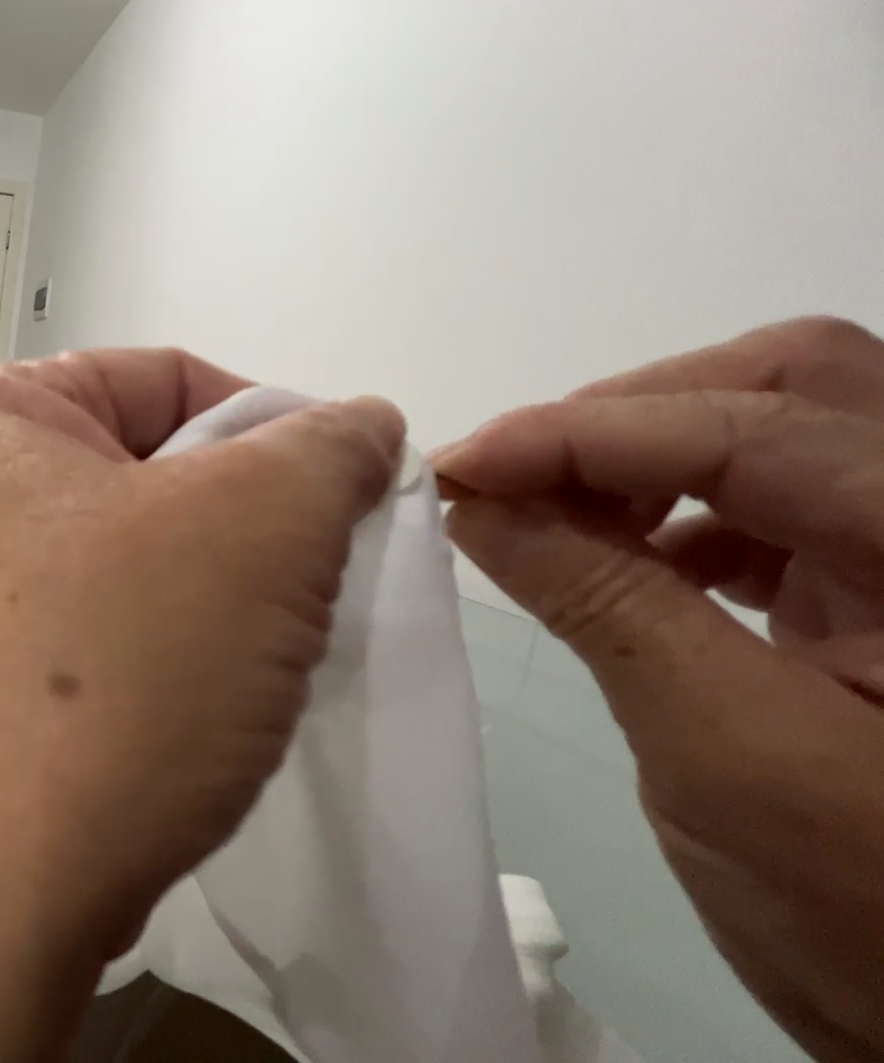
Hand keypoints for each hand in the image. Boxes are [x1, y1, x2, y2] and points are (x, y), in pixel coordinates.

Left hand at [0, 349, 401, 1062]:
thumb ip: (326, 450)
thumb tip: (357, 425)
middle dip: (244, 531)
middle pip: (146, 477)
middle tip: (303, 598)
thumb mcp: (255, 525)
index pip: (164, 379)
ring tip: (246, 667)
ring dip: (210, 605)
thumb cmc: (112, 666)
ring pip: (130, 566)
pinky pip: (97, 640)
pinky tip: (189, 712)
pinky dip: (159, 662)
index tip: (340, 505)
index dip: (272, 430)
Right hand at [434, 317, 883, 1062]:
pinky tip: (613, 555)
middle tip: (505, 483)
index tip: (457, 466)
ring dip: (634, 457)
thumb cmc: (875, 915)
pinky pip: (766, 496)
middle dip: (620, 420)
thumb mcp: (722, 749)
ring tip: (540, 519)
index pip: (758, 429)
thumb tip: (473, 501)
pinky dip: (663, 505)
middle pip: (789, 384)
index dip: (585, 432)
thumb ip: (600, 602)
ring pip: (773, 427)